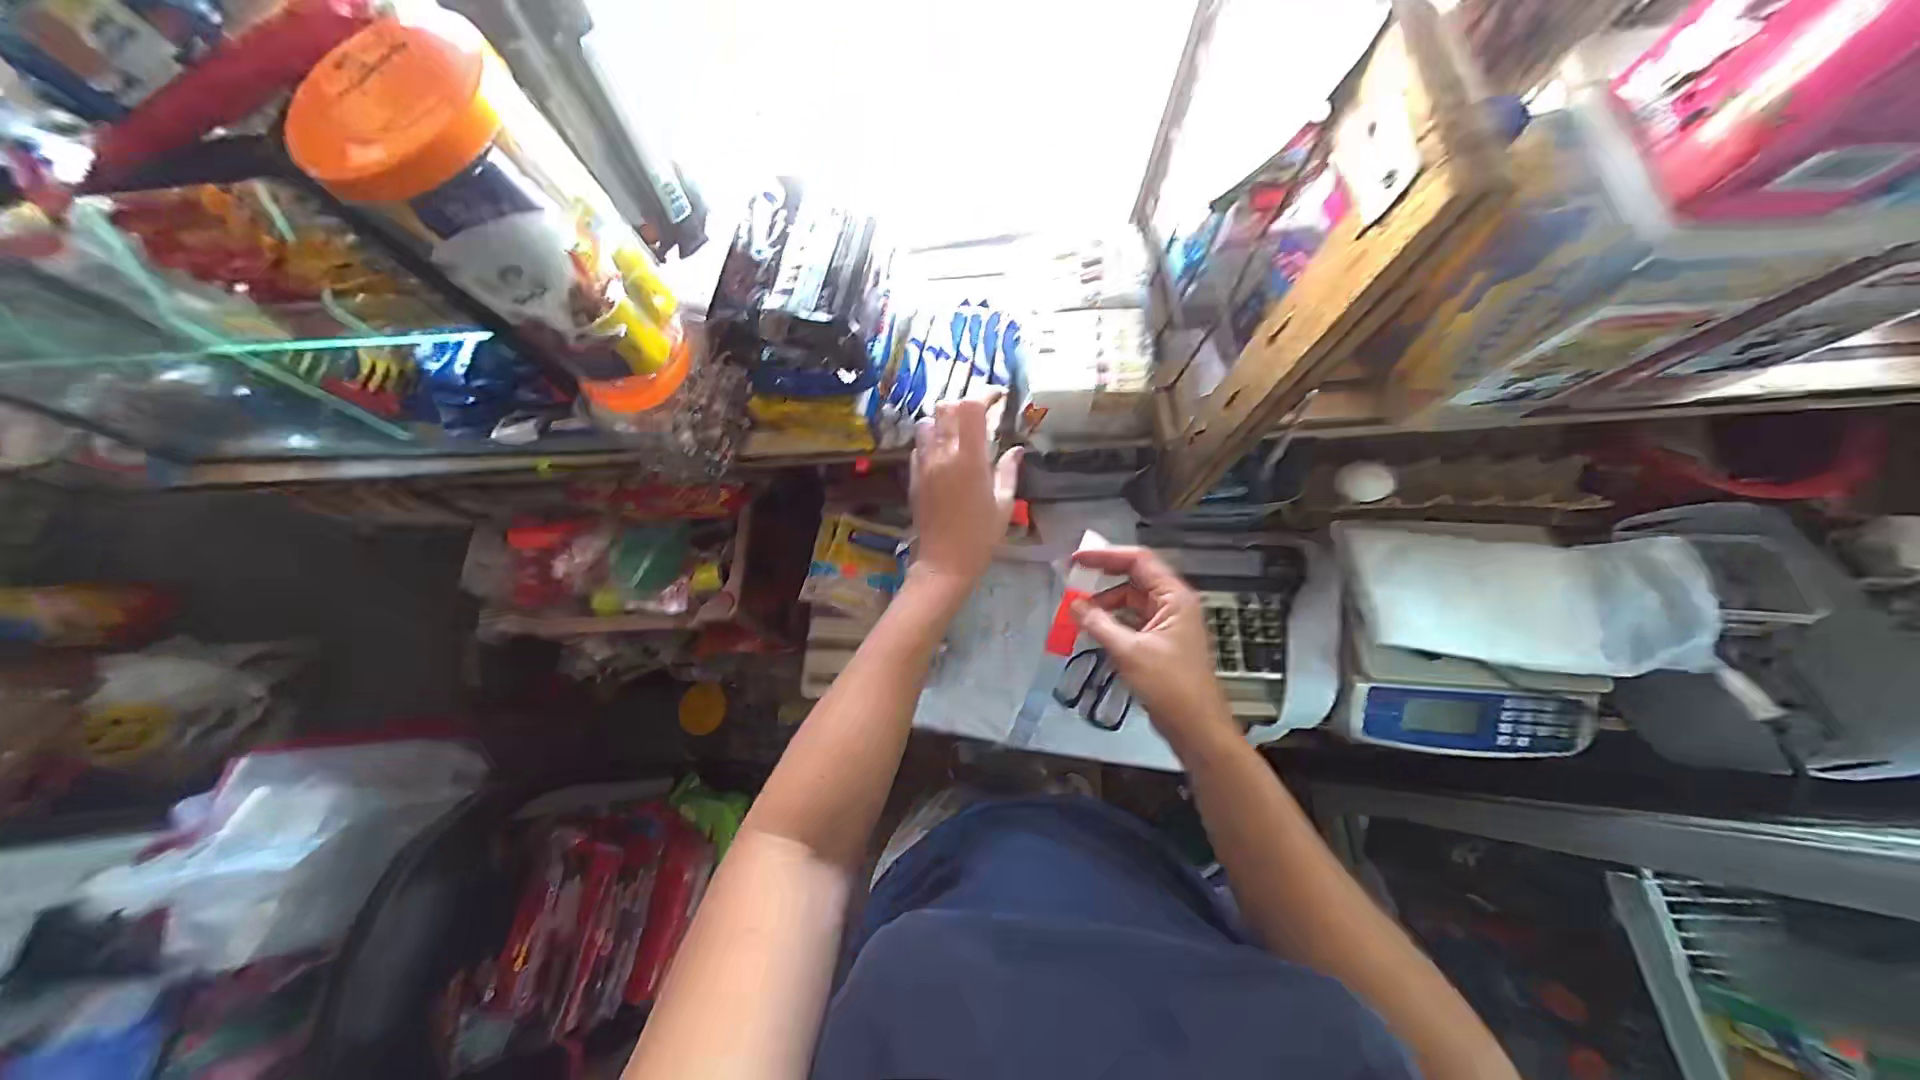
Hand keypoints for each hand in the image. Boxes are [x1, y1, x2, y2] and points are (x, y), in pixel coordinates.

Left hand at [910, 398, 1023, 585]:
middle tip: (979, 414)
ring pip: (927, 423)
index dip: (984, 395)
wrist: (943, 562)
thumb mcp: (1003, 503)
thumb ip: (1008, 470)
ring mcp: (924, 465)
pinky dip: (931, 442)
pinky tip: (944, 456)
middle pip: (946, 408)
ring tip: (958, 433)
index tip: (997, 398)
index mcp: (970, 459)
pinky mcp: (912, 477)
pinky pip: (919, 446)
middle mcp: (943, 455)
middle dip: (963, 404)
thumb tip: (1016, 449)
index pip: (971, 408)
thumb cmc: (980, 536)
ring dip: (943, 421)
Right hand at [1070, 547, 1234, 747]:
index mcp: (1174, 597)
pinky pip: (1132, 620)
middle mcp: (1173, 603)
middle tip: (1071, 580)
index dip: (1106, 555)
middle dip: (1102, 578)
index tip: (1076, 558)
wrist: (1196, 726)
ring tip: (1077, 610)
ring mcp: (1167, 623)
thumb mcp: (1129, 652)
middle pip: (1134, 578)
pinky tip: (1092, 628)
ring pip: (1130, 600)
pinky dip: (1112, 620)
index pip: (1138, 561)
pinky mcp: (1159, 641)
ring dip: (1104, 602)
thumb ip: (1099, 624)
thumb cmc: (1169, 685)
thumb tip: (1074, 604)